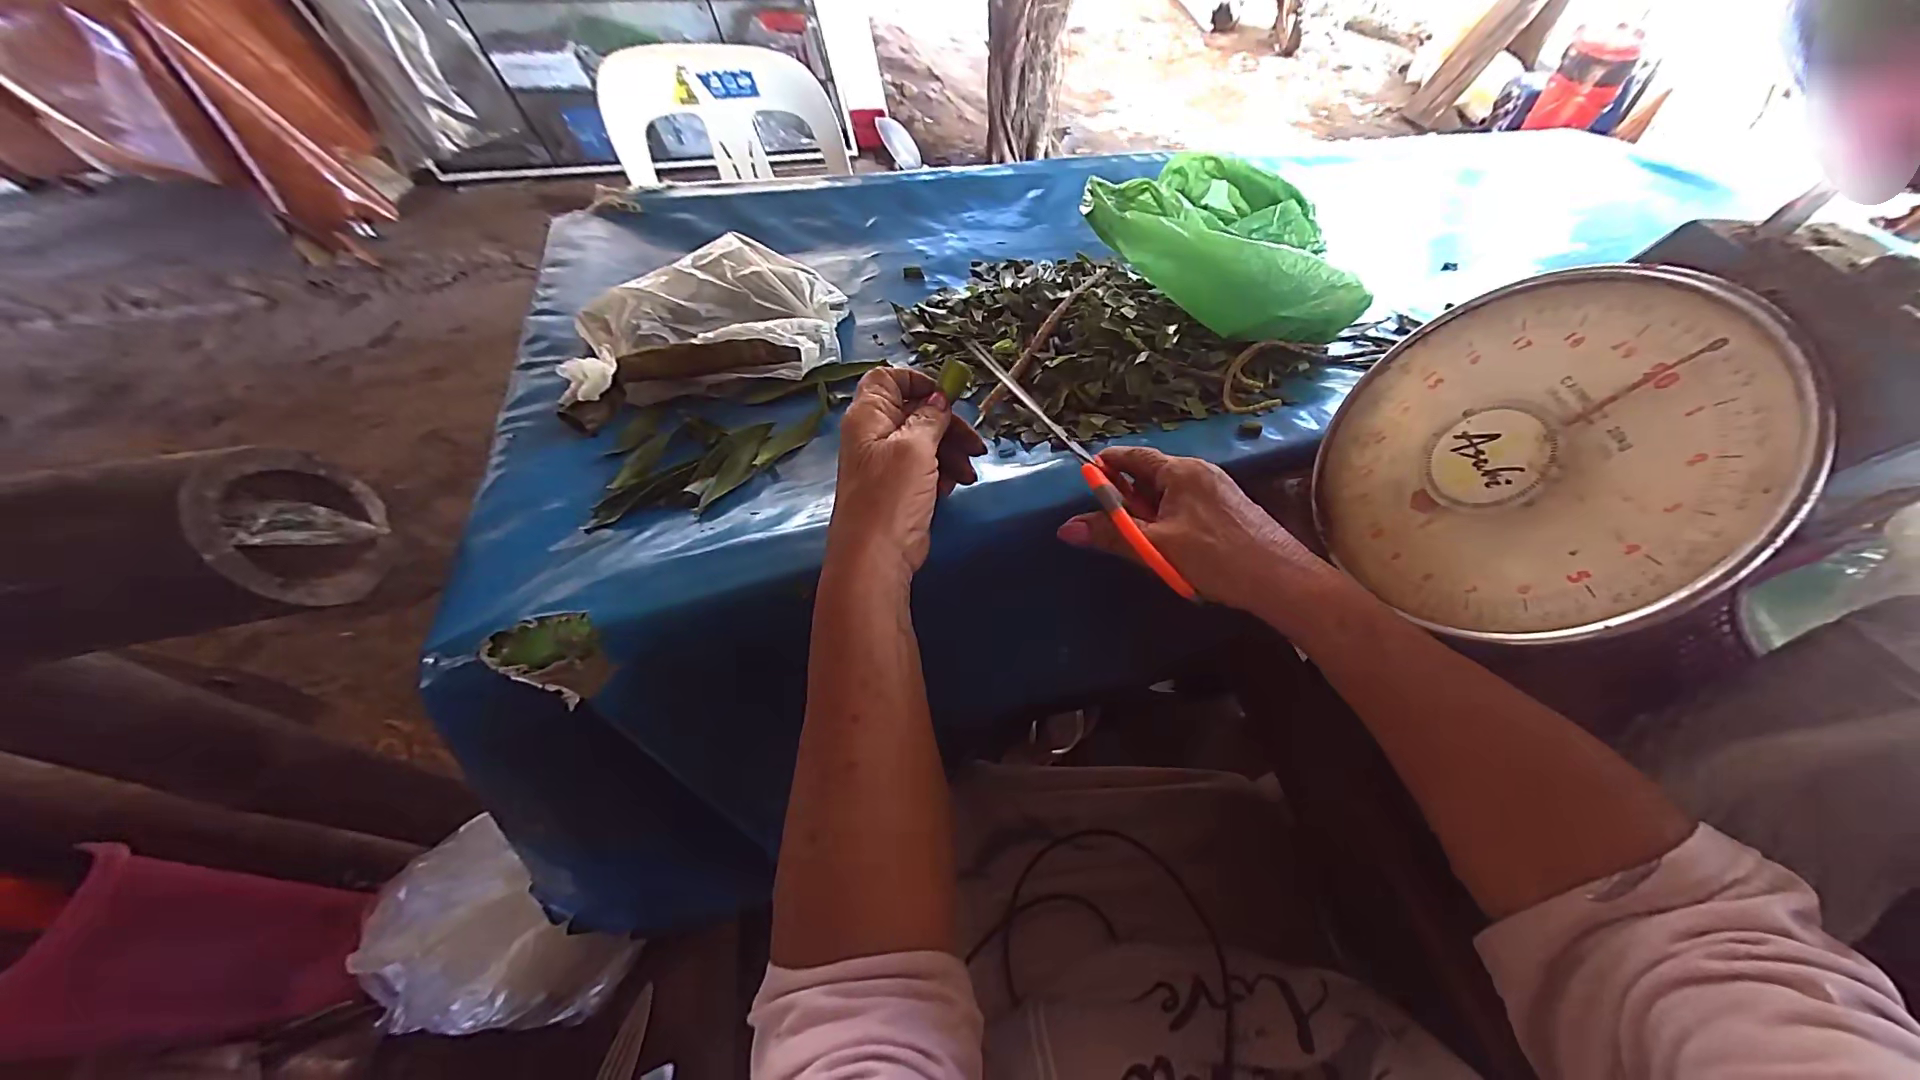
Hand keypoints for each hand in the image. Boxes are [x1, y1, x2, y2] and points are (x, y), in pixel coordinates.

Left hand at [829, 367, 985, 573]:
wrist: (877, 556)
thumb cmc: (890, 497)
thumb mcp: (915, 447)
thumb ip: (929, 417)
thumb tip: (938, 398)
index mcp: (868, 417)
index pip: (888, 379)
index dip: (918, 383)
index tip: (947, 398)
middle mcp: (875, 436)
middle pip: (916, 413)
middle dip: (948, 426)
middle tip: (974, 444)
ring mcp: (888, 464)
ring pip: (927, 442)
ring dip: (952, 452)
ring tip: (968, 473)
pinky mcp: (901, 489)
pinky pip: (927, 468)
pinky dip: (943, 472)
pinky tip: (954, 485)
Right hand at [1056, 446, 1342, 627]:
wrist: (1282, 581)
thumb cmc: (1216, 558)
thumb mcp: (1156, 547)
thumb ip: (1111, 535)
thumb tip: (1067, 528)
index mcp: (1181, 471)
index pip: (1133, 456)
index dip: (1106, 465)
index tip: (1086, 478)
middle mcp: (1200, 472)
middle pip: (1150, 475)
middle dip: (1127, 496)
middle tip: (1110, 522)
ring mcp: (1218, 490)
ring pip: (1168, 494)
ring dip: (1148, 512)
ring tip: (1141, 540)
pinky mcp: (1229, 510)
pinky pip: (1186, 506)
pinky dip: (1168, 520)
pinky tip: (1170, 547)